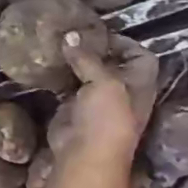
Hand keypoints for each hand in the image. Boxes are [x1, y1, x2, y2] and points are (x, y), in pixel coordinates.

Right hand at [63, 34, 159, 155]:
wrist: (84, 156)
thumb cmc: (106, 118)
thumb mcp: (104, 82)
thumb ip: (87, 58)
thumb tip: (70, 35)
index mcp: (140, 84)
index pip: (140, 56)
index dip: (124, 42)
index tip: (98, 32)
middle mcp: (121, 92)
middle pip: (112, 64)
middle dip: (94, 50)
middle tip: (72, 34)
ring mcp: (96, 102)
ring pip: (87, 75)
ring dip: (74, 62)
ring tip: (57, 45)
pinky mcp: (73, 110)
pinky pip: (67, 87)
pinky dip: (58, 76)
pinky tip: (46, 66)